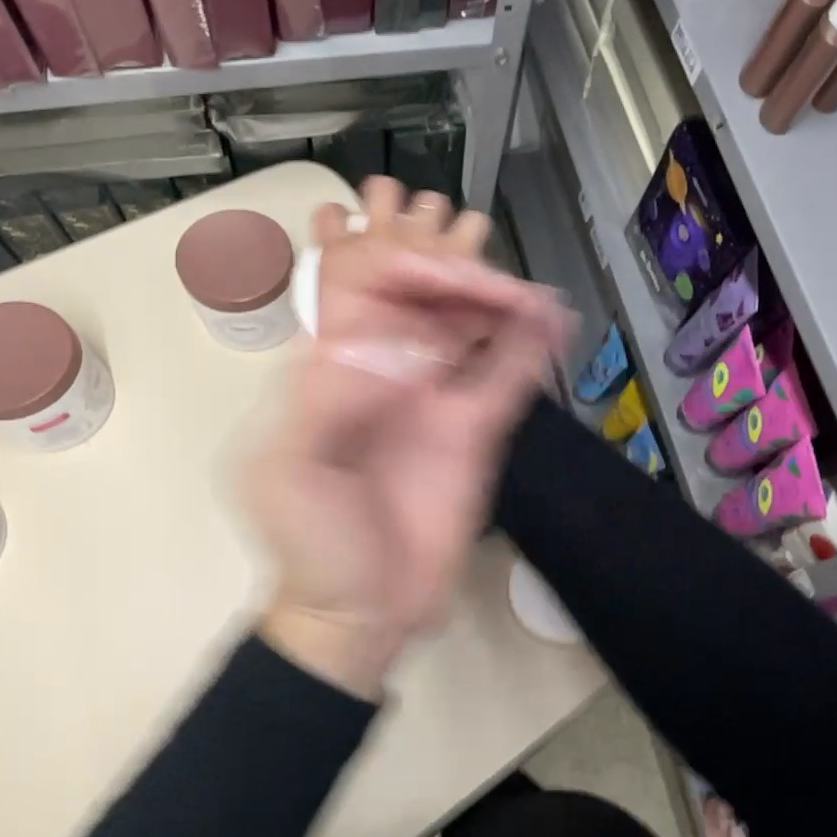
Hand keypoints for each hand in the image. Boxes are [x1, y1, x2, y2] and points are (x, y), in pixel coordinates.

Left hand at [249, 179, 572, 698]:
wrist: (360, 612)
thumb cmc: (310, 541)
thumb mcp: (285, 468)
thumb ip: (330, 399)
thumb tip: (396, 346)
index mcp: (332, 371)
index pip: (358, 294)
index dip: (383, 256)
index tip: (410, 233)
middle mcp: (388, 371)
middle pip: (417, 298)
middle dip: (437, 258)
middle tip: (459, 223)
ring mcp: (436, 398)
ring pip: (466, 326)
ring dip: (487, 290)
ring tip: (511, 264)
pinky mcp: (476, 429)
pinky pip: (506, 377)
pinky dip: (527, 346)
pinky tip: (550, 317)